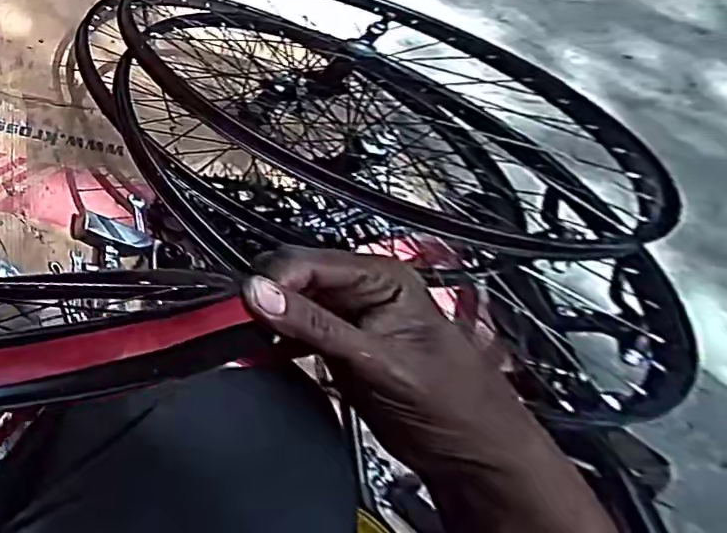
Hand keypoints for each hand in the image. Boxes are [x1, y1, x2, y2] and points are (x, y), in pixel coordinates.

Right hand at [242, 248, 612, 532]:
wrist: (480, 466)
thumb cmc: (463, 413)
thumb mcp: (381, 363)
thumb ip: (314, 325)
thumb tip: (256, 291)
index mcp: (381, 276)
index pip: (302, 260)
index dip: (271, 279)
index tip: (246, 301)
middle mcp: (358, 287)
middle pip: (285, 274)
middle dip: (263, 295)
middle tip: (246, 319)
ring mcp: (341, 312)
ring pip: (279, 297)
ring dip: (264, 316)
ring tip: (254, 335)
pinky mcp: (327, 337)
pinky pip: (283, 323)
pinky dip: (270, 334)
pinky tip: (265, 347)